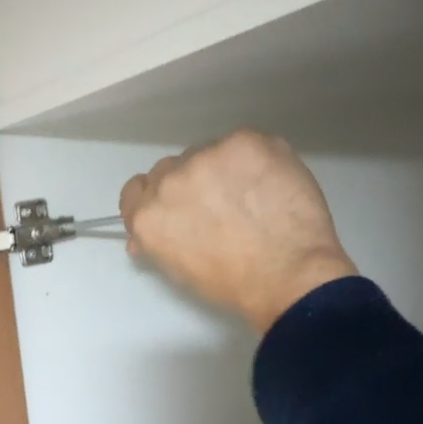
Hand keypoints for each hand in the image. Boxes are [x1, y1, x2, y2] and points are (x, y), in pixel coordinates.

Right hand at [119, 129, 356, 332]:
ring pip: (206, 152)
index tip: (175, 208)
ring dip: (220, 169)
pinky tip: (268, 184)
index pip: (134, 190)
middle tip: (216, 206)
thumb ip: (156, 242)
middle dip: (188, 184)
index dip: (153, 198)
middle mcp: (169, 180)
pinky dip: (252, 161)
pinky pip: (241, 145)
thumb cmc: (229, 283)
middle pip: (170, 169)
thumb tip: (141, 238)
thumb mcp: (178, 269)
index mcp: (148, 216)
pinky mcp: (244, 141)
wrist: (287, 273)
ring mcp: (207, 155)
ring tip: (248, 195)